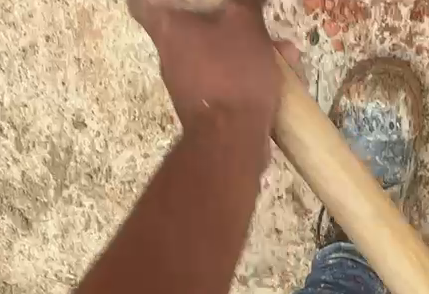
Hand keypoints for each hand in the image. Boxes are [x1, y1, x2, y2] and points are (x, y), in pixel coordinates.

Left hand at [130, 0, 281, 135]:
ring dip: (250, 53)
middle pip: (195, 30)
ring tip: (283, 54)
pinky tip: (279, 79)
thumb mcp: (247, 25)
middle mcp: (170, 60)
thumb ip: (247, 3)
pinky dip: (248, 80)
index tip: (187, 1)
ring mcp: (187, 90)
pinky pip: (227, 85)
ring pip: (218, 59)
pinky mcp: (206, 115)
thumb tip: (248, 2)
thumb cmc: (233, 76)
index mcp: (168, 31)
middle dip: (232, 24)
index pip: (145, 5)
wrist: (232, 143)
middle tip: (257, 21)